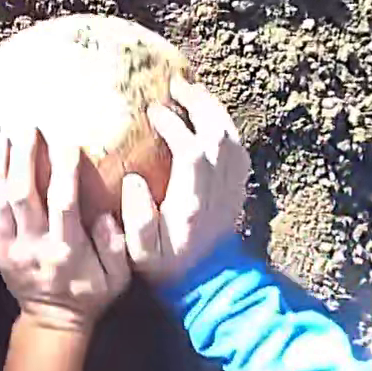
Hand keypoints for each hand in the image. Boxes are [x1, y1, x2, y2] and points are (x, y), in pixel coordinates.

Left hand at [0, 128, 131, 335]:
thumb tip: (106, 215)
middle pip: (22, 194)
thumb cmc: (89, 294)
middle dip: (24, 158)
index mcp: (65, 248)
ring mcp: (9, 247)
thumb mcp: (117, 278)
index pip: (63, 202)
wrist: (52, 322)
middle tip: (27, 127)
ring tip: (2, 137)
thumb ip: (116, 247)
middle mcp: (33, 245)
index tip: (67, 142)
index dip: (64, 170)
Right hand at [121, 78, 250, 283]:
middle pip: (218, 135)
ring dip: (213, 110)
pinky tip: (208, 115)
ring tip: (192, 91)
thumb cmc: (168, 267)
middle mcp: (217, 189)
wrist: (209, 286)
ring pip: (232, 137)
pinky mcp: (236, 188)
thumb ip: (136, 217)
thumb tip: (134, 180)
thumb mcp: (141, 252)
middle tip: (176, 84)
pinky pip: (237, 147)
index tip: (153, 109)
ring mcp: (232, 187)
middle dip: (199, 105)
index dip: (174, 126)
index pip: (191, 152)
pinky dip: (224, 124)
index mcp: (193, 201)